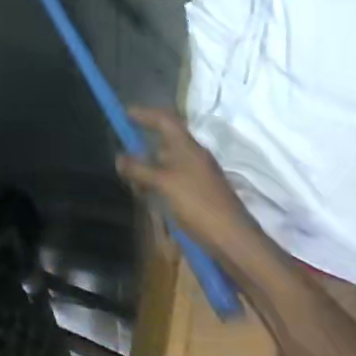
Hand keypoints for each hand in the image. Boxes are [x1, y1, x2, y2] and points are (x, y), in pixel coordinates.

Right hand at [116, 106, 265, 258]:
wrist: (235, 241)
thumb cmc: (198, 204)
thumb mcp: (162, 184)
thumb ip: (139, 169)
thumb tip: (119, 157)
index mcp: (187, 146)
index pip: (164, 119)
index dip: (144, 113)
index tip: (124, 114)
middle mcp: (195, 155)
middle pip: (166, 140)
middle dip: (144, 145)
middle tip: (124, 154)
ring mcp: (200, 175)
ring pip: (169, 162)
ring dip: (150, 167)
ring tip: (134, 181)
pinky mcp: (202, 193)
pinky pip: (175, 179)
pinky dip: (160, 182)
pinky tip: (151, 196)